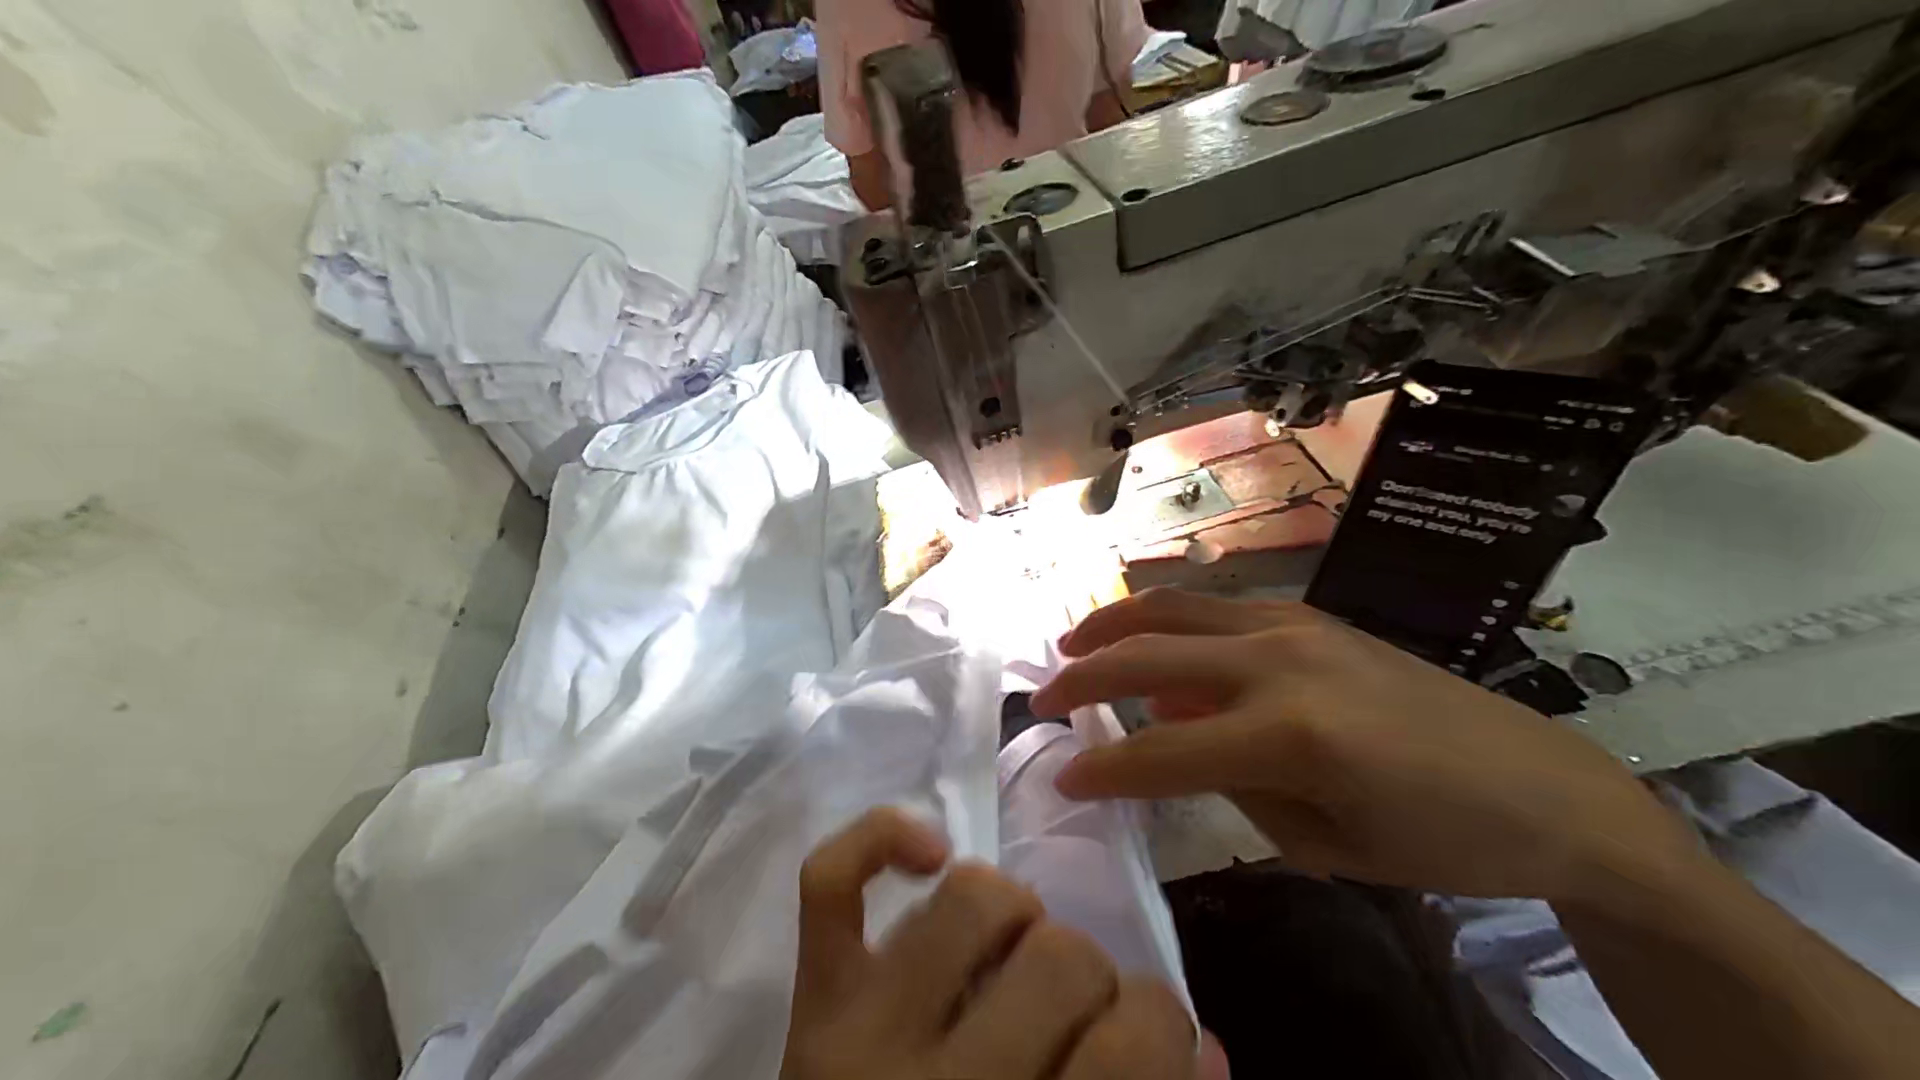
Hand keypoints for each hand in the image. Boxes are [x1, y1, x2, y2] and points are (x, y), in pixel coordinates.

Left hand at [781, 808, 1201, 1079]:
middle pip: (1058, 959)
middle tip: (1071, 1005)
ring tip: (1012, 949)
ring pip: (967, 899)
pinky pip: (831, 879)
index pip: (1130, 1049)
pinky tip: (931, 855)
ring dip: (1015, 911)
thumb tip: (1203, 1045)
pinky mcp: (813, 991)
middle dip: (1086, 971)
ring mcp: (862, 1026)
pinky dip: (881, 838)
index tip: (1154, 1030)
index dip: (1162, 1024)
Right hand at [1030, 589, 1701, 906]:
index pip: (1161, 752)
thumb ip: (1231, 783)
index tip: (1060, 779)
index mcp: (1290, 735)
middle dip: (1082, 679)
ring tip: (1072, 643)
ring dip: (1112, 624)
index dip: (1102, 770)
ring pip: (1172, 608)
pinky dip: (1163, 619)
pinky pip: (1213, 607)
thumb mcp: (1322, 843)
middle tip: (1041, 700)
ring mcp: (1294, 626)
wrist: (1549, 787)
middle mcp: (1280, 662)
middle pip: (1147, 656)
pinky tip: (1149, 638)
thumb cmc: (1443, 840)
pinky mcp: (1308, 614)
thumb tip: (1171, 730)